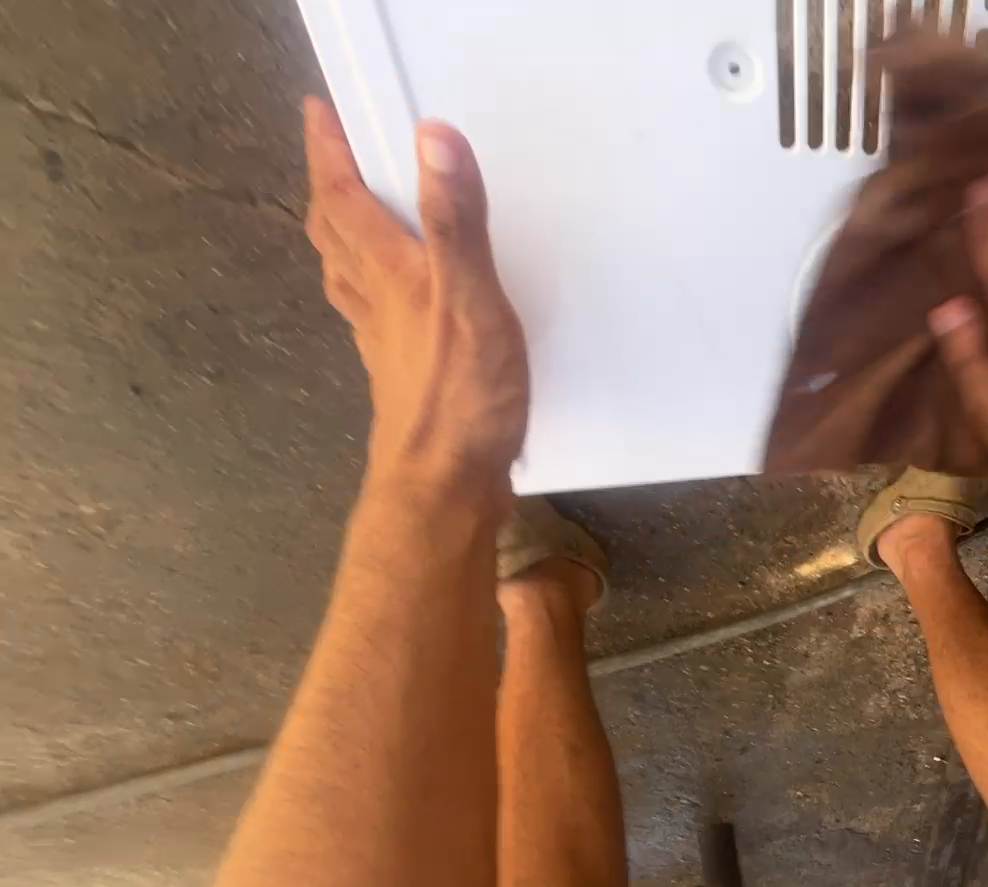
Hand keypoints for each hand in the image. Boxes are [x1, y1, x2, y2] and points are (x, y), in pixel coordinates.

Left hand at [303, 98, 527, 502]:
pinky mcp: (407, 376)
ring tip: (351, 222)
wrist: (446, 479)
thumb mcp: (470, 300)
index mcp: (391, 274)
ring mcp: (387, 343)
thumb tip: (433, 136)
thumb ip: (457, 223)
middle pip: (336, 237)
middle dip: (331, 192)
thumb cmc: (462, 393)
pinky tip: (392, 307)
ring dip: (342, 242)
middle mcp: (378, 303)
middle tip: (336, 162)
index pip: (345, 198)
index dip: (330, 152)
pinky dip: (373, 294)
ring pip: (349, 279)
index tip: (322, 112)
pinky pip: (376, 318)